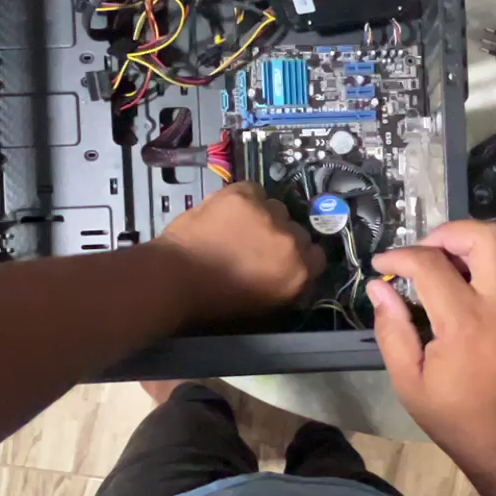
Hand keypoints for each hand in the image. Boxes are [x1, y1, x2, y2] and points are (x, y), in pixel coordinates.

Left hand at [153, 182, 323, 319]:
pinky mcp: (244, 194)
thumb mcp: (264, 305)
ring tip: (239, 226)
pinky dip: (245, 199)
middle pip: (298, 230)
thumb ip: (288, 284)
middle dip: (282, 237)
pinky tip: (229, 211)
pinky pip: (255, 190)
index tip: (284, 258)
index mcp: (299, 271)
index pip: (318, 256)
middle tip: (257, 244)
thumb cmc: (216, 301)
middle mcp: (291, 240)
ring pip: (277, 208)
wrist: (177, 277)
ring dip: (264, 216)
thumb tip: (294, 271)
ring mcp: (268, 214)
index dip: (300, 256)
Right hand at [368, 221, 495, 467]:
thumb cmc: (452, 414)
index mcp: (463, 323)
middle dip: (448, 233)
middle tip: (426, 252)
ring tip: (460, 255)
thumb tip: (380, 287)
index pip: (430, 265)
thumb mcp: (407, 379)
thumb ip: (391, 328)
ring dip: (486, 239)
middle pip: (485, 237)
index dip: (400, 257)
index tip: (383, 265)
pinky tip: (486, 270)